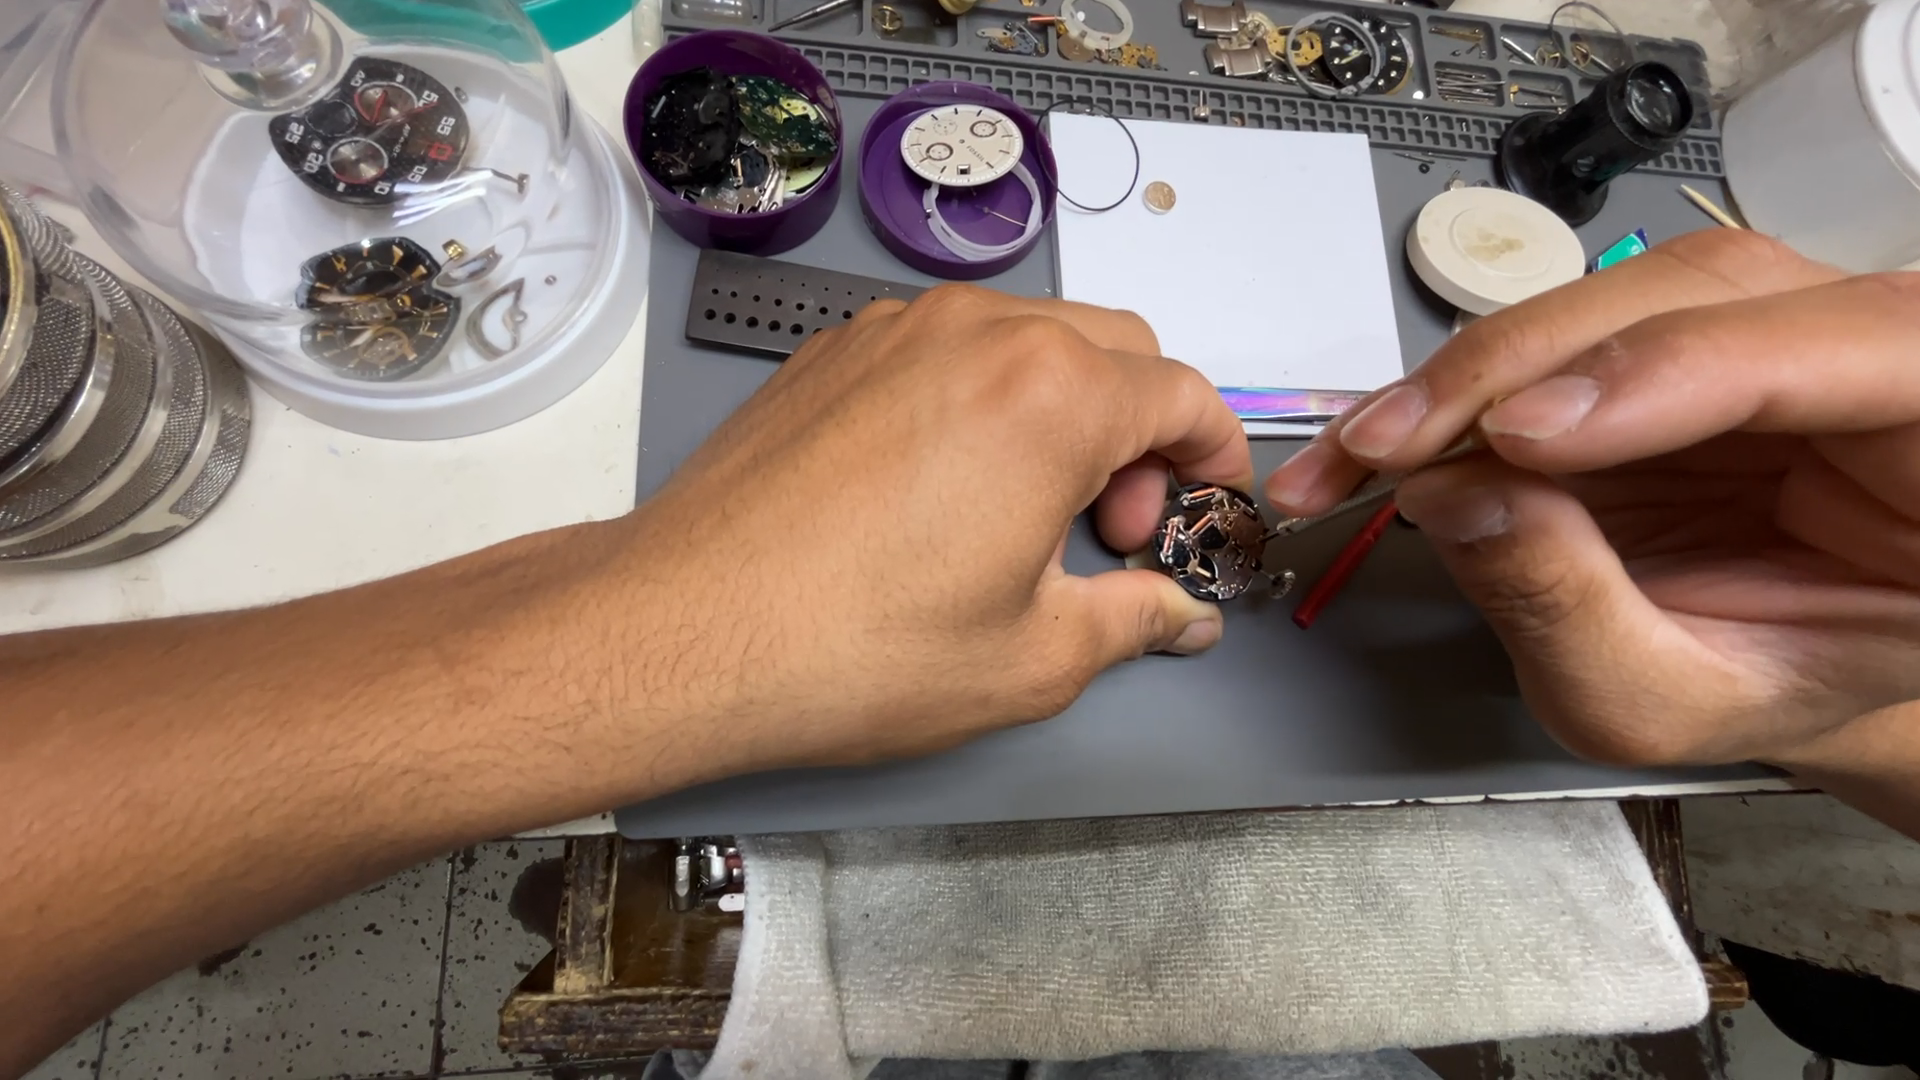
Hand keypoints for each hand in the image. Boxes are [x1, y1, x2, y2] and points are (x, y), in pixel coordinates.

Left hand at [626, 286, 1249, 777]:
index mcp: (1052, 395)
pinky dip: (984, 399)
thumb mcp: (1034, 657)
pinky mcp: (837, 349)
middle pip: (1115, 353)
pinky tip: (945, 482)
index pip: (1181, 394)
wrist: (685, 630)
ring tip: (1022, 509)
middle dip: (1139, 435)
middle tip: (1104, 527)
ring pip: (1030, 342)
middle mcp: (979, 333)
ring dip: (1062, 412)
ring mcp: (898, 329)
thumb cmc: (861, 649)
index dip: (1211, 453)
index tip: (1204, 500)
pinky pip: (949, 351)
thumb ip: (1133, 620)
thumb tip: (1181, 613)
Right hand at [1263, 230, 1919, 771]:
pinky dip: (1434, 400)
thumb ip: (1566, 610)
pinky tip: (1367, 449)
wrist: (1774, 666)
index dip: (1667, 371)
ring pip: (1589, 304)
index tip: (1512, 437)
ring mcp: (1749, 338)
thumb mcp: (1653, 699)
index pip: (1855, 348)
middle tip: (1383, 447)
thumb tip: (1446, 498)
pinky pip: (1530, 349)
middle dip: (1504, 372)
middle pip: (1686, 292)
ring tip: (1354, 457)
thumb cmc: (1751, 693)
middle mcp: (1870, 359)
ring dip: (1449, 383)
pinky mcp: (1645, 353)